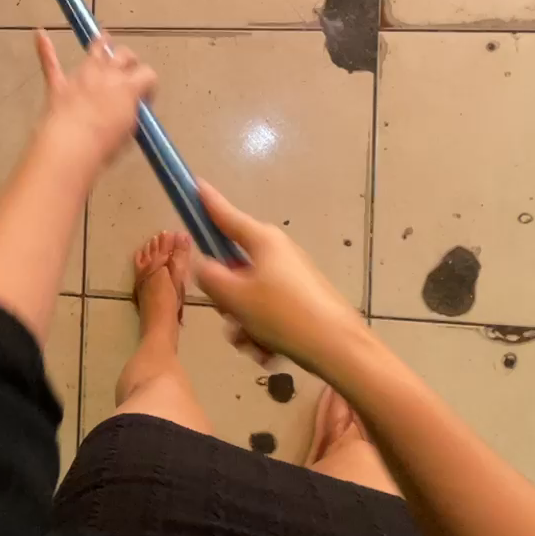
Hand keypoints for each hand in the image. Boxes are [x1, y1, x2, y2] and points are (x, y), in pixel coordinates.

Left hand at [31, 30, 154, 174]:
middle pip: (124, 55)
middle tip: (128, 70)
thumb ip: (130, 115)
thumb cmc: (104, 146)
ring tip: (104, 40)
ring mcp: (81, 77)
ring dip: (101, 45)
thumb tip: (127, 112)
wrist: (71, 146)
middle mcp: (107, 75)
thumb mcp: (128, 133)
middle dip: (129, 60)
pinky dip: (45, 49)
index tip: (145, 98)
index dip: (149, 84)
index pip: (147, 74)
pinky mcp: (58, 85)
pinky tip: (39, 34)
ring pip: (95, 51)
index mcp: (129, 88)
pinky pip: (50, 62)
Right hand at [192, 181, 367, 374]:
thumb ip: (210, 276)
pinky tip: (267, 352)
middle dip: (226, 297)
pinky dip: (262, 332)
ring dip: (243, 322)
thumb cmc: (284, 315)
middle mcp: (276, 252)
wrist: (339, 349)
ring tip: (252, 343)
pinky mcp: (300, 301)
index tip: (194, 183)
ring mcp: (290, 277)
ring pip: (247, 295)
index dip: (206, 201)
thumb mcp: (235, 296)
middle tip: (230, 314)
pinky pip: (267, 312)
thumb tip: (205, 266)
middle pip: (233, 266)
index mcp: (262, 240)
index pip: (225, 214)